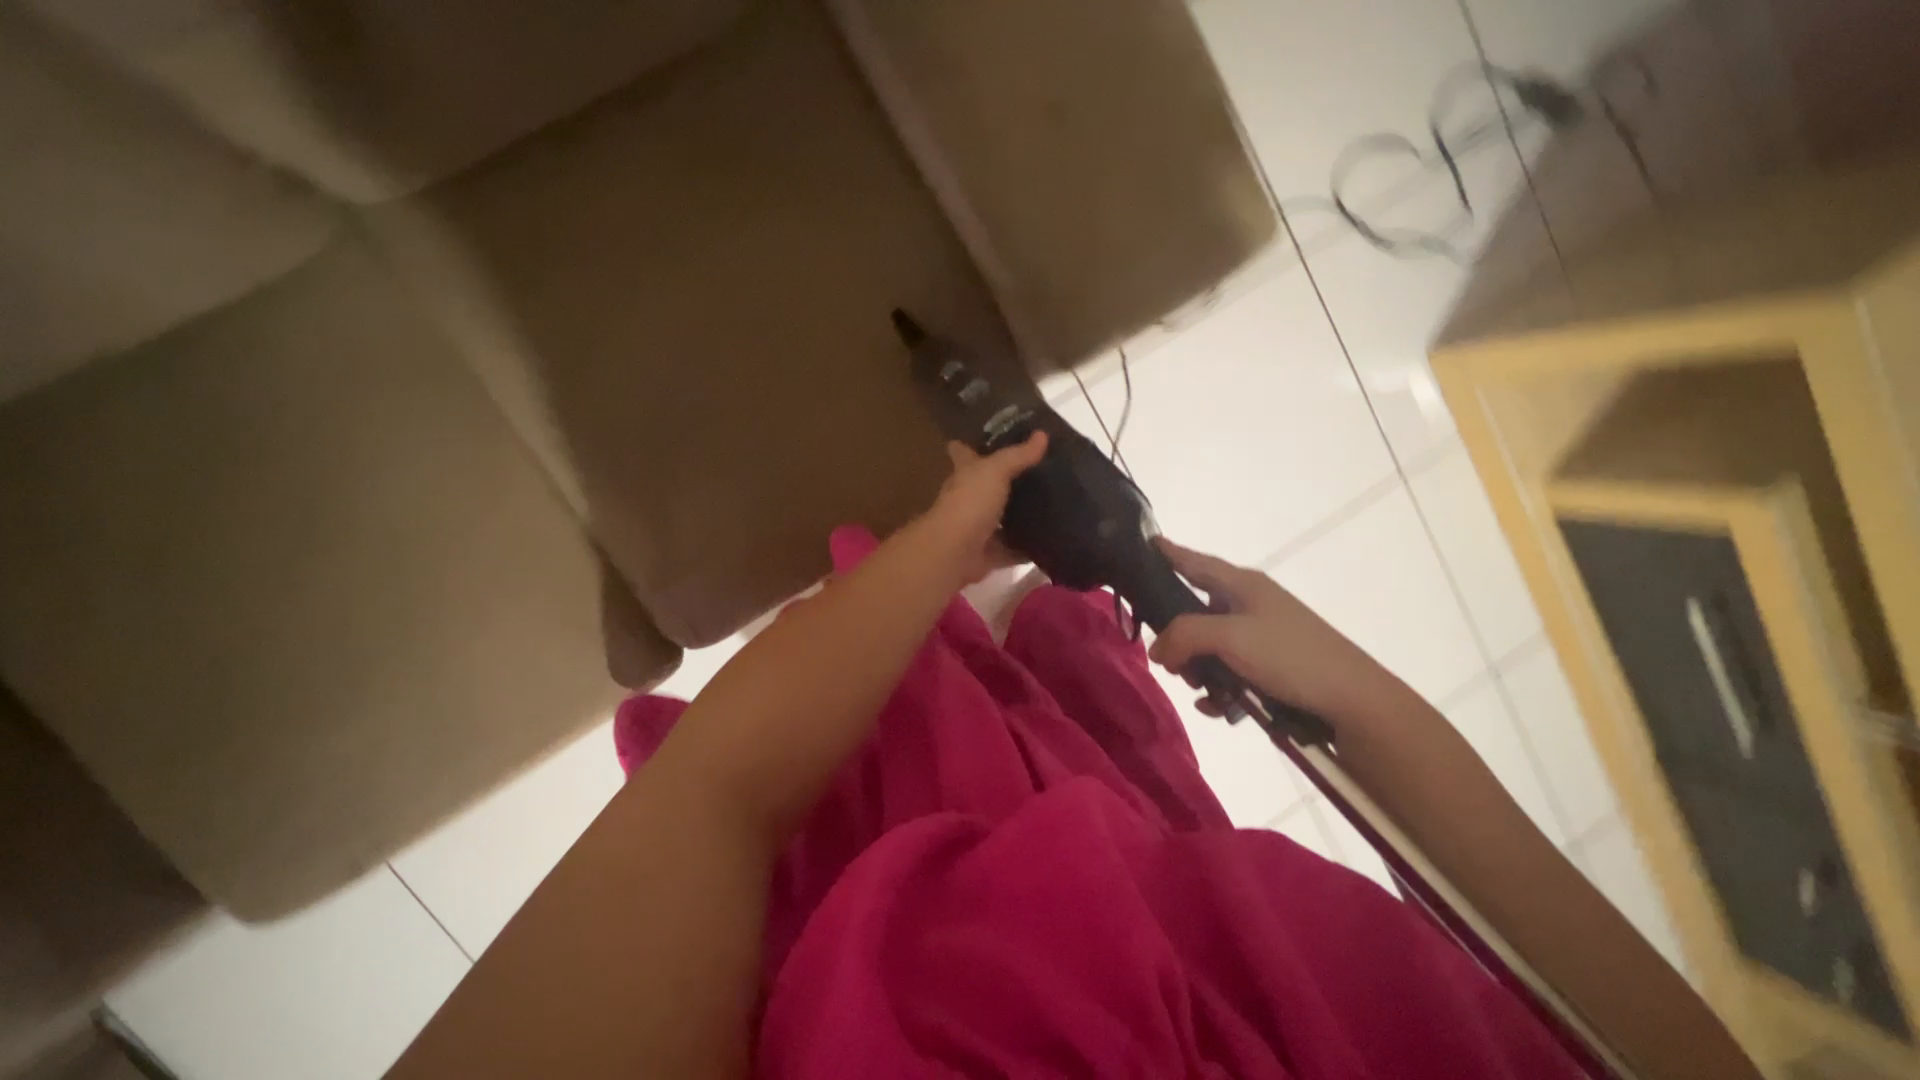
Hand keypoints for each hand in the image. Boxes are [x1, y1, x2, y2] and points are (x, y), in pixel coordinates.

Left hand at [913, 431, 1048, 587]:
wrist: (955, 552)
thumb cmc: (969, 503)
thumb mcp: (995, 471)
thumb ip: (1018, 455)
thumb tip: (1042, 433)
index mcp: (964, 474)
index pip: (963, 453)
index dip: (970, 444)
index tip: (986, 437)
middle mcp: (967, 499)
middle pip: (986, 487)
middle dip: (1005, 481)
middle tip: (1038, 472)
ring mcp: (977, 528)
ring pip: (1001, 520)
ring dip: (1019, 516)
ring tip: (1052, 505)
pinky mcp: (988, 554)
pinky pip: (1012, 550)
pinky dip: (1027, 548)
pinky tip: (1049, 540)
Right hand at [1147, 538, 1403, 722]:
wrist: (1352, 700)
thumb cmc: (1289, 656)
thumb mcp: (1230, 638)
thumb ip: (1184, 636)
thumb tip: (1157, 649)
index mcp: (1243, 585)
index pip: (1195, 562)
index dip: (1169, 553)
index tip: (1144, 544)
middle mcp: (1250, 604)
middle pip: (1196, 612)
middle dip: (1178, 638)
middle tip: (1171, 663)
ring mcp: (1262, 637)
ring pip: (1210, 648)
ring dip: (1199, 670)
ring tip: (1203, 692)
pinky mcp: (1271, 667)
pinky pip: (1230, 673)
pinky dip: (1220, 690)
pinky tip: (1219, 708)